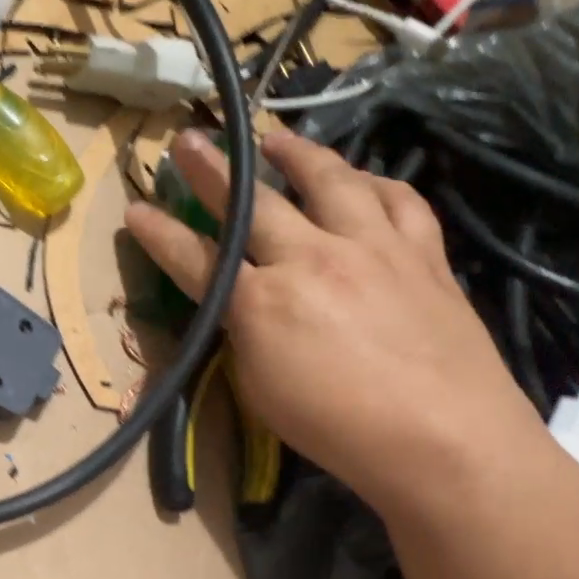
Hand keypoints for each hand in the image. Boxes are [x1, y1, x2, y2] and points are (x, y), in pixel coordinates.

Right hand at [125, 129, 550, 515]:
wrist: (442, 438)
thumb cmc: (334, 426)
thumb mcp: (258, 386)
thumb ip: (244, 333)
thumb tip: (242, 303)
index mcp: (262, 303)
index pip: (196, 258)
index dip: (160, 233)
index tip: (135, 209)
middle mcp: (313, 260)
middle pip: (253, 204)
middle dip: (214, 169)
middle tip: (190, 141)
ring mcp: (374, 249)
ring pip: (331, 181)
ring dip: (296, 154)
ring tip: (274, 139)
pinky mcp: (423, 254)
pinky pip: (398, 200)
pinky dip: (373, 183)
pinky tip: (360, 178)